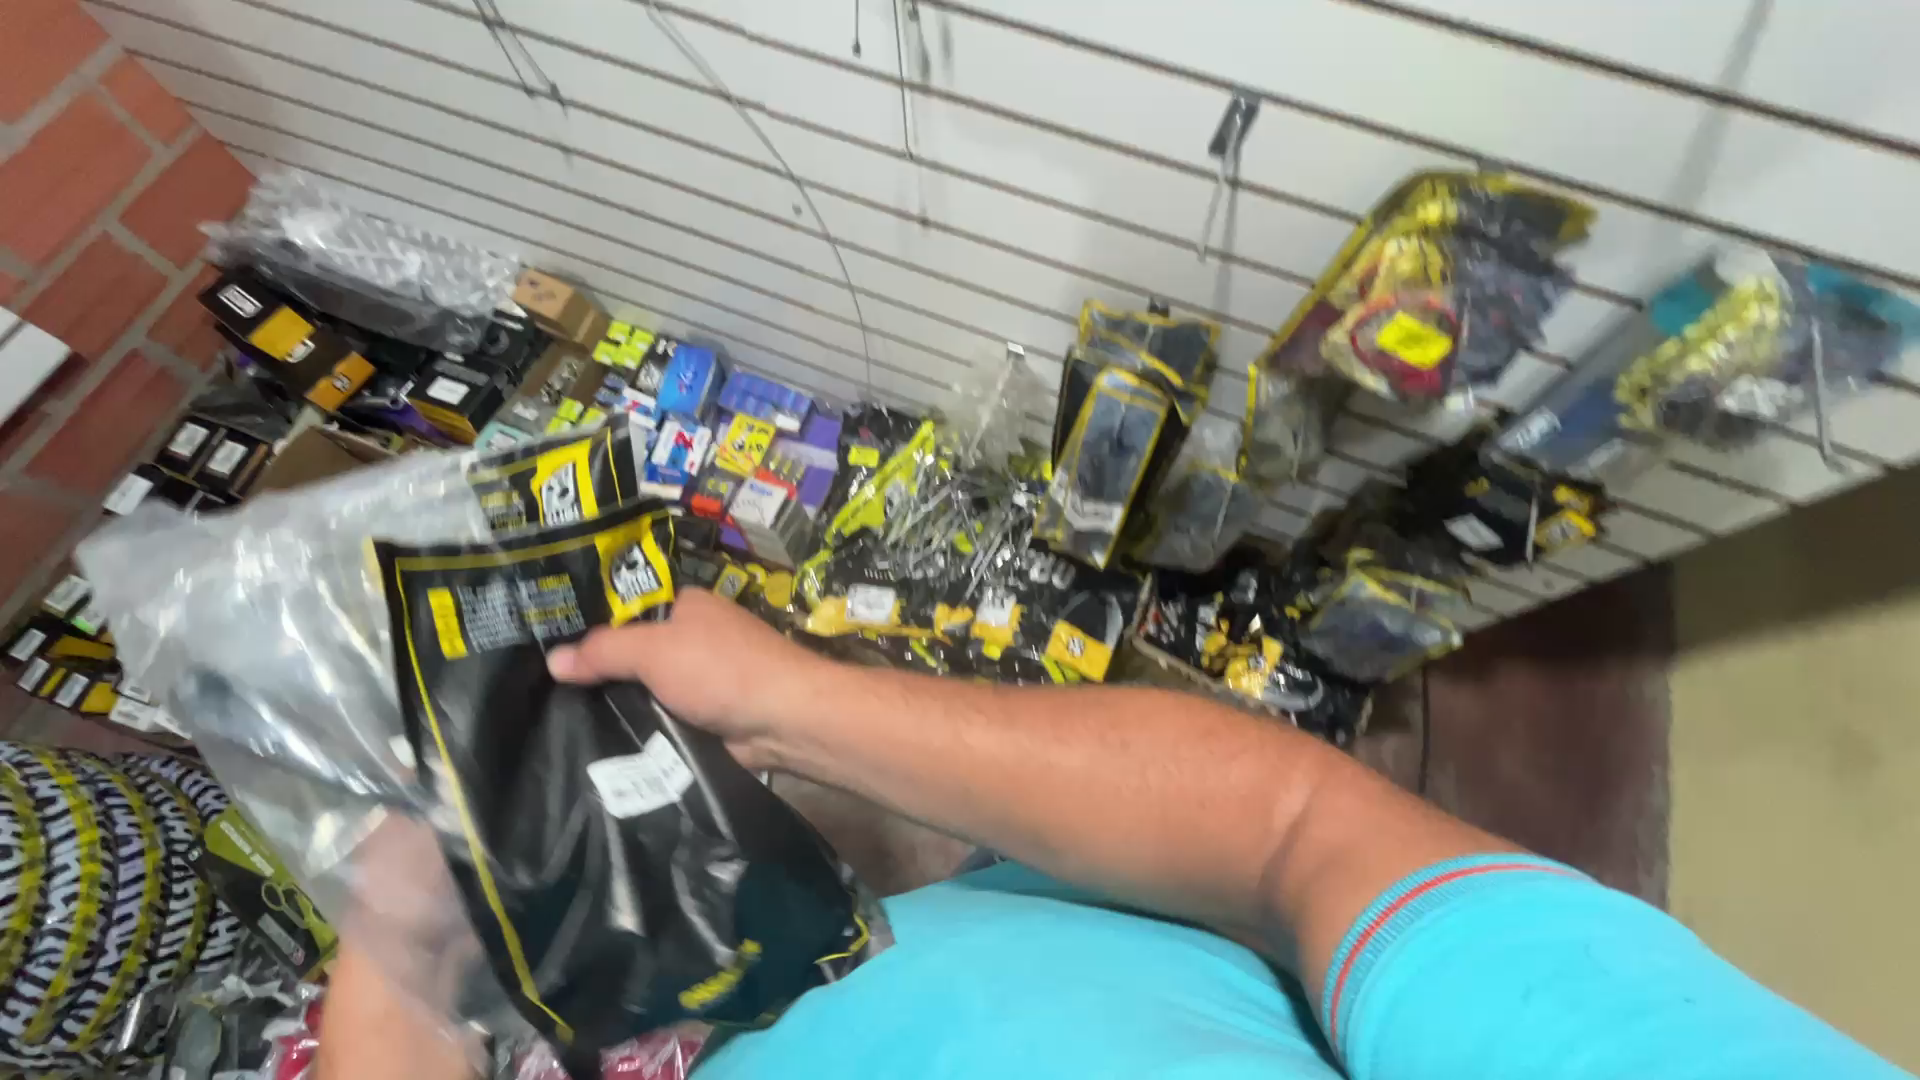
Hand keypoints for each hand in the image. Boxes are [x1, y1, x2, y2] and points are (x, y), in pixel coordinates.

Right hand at [546, 588, 831, 766]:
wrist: (783, 719)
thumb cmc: (721, 668)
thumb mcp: (655, 650)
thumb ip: (604, 651)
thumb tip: (552, 659)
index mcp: (688, 606)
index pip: (627, 608)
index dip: (590, 626)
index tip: (546, 649)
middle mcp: (696, 636)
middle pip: (633, 652)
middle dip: (599, 673)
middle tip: (542, 693)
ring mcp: (702, 677)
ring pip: (644, 690)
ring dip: (618, 706)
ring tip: (556, 721)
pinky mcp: (707, 714)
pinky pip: (661, 718)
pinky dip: (640, 728)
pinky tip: (599, 743)